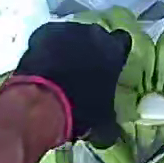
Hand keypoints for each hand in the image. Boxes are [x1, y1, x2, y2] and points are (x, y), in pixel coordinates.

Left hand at [9, 21, 129, 145]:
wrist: (41, 102)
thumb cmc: (79, 111)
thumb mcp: (103, 122)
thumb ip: (111, 120)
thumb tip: (111, 132)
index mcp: (113, 50)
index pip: (122, 41)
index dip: (115, 53)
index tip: (109, 64)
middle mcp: (92, 33)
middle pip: (94, 36)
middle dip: (89, 49)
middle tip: (81, 70)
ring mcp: (65, 30)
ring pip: (69, 35)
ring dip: (66, 48)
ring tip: (58, 69)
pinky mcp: (41, 32)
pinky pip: (47, 38)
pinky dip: (45, 49)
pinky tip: (41, 66)